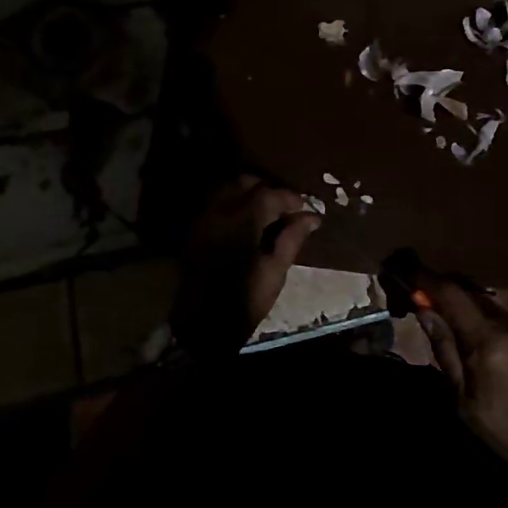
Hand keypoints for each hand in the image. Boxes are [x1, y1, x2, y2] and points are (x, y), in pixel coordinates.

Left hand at [171, 176, 321, 356]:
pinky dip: (233, 204)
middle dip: (267, 189)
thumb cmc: (245, 301)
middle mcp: (218, 212)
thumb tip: (312, 217)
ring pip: (227, 190)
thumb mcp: (276, 271)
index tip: (304, 208)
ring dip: (248, 194)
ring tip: (266, 214)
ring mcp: (202, 219)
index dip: (289, 197)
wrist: (202, 325)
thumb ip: (292, 238)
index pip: (268, 194)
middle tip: (285, 208)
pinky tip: (246, 222)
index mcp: (241, 222)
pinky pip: (215, 204)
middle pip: (244, 182)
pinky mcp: (195, 229)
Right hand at [413, 277, 507, 492]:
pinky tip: (502, 354)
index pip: (451, 295)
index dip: (427, 278)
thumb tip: (425, 312)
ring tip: (467, 335)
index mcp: (489, 342)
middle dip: (450, 295)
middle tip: (431, 304)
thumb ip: (445, 352)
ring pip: (497, 310)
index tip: (408, 269)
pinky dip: (499, 328)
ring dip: (476, 314)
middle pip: (475, 296)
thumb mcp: (466, 404)